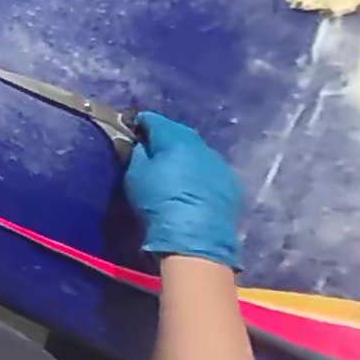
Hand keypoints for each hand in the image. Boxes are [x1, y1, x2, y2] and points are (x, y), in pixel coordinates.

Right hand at [123, 111, 242, 268]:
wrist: (194, 239)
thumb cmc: (157, 202)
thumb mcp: (135, 175)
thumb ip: (136, 153)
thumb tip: (138, 141)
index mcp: (176, 140)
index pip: (155, 121)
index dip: (140, 123)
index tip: (129, 128)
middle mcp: (202, 147)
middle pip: (179, 133)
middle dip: (164, 137)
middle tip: (147, 146)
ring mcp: (220, 166)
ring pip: (196, 151)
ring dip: (182, 154)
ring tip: (169, 167)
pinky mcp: (230, 185)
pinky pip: (208, 169)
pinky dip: (196, 170)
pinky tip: (188, 184)